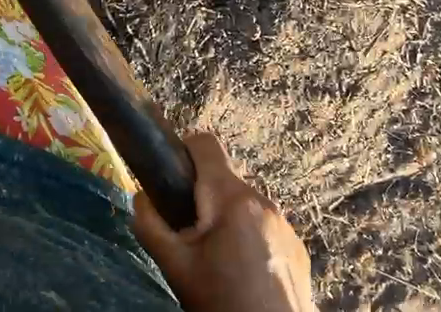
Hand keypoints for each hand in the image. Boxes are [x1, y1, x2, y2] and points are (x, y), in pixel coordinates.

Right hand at [132, 133, 317, 311]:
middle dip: (202, 197)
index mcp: (232, 198)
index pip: (205, 143)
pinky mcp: (299, 248)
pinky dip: (248, 236)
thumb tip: (141, 196)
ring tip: (217, 258)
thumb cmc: (221, 301)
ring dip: (226, 218)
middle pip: (223, 178)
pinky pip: (264, 225)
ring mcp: (286, 225)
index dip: (183, 151)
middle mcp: (263, 201)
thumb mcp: (174, 265)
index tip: (172, 181)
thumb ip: (149, 223)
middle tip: (190, 234)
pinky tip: (244, 271)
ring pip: (243, 203)